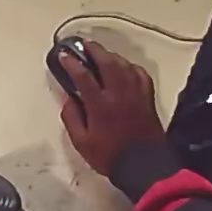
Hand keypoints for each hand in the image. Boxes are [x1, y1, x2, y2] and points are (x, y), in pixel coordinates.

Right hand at [59, 39, 165, 176]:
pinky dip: (130, 66)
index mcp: (100, 104)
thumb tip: (68, 98)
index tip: (64, 54)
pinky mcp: (148, 98)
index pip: (83, 75)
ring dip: (111, 55)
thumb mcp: (81, 142)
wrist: (145, 166)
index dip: (72, 62)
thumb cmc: (109, 155)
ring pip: (124, 65)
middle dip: (93, 50)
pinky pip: (140, 74)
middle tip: (83, 44)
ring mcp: (136, 94)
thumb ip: (71, 117)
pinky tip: (124, 67)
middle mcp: (119, 94)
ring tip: (101, 53)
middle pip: (107, 62)